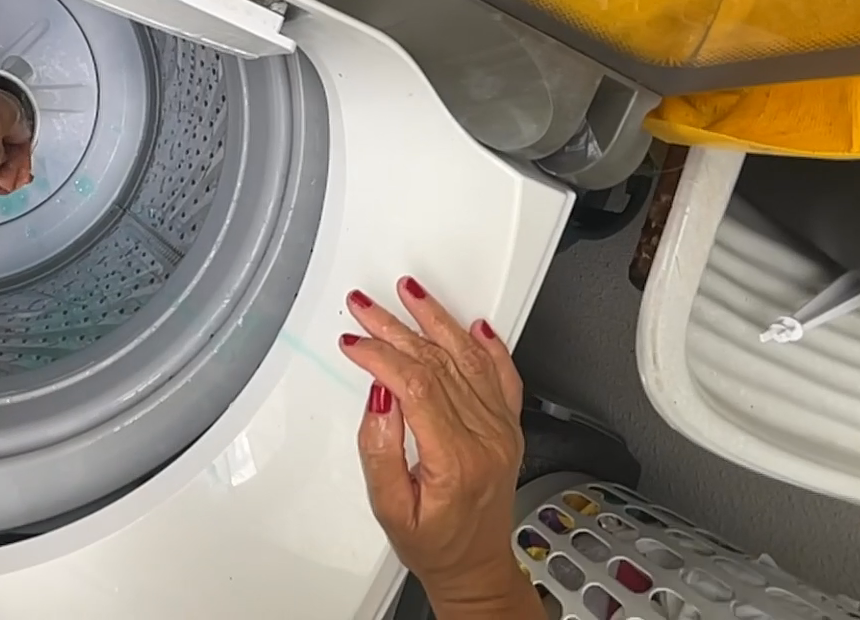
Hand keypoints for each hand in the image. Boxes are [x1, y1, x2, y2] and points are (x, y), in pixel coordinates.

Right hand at [340, 277, 537, 616]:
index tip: (353, 343)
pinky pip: (503, 374)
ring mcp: (500, 427)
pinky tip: (473, 323)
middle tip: (364, 305)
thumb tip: (378, 395)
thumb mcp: (389, 507)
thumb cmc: (433, 544)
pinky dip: (489, 344)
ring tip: (409, 292)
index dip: (379, 356)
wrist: (477, 568)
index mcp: (456, 458)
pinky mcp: (507, 423)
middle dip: (393, 327)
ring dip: (435, 318)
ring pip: (467, 357)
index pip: (415, 386)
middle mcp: (485, 436)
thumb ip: (380, 449)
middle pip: (436, 362)